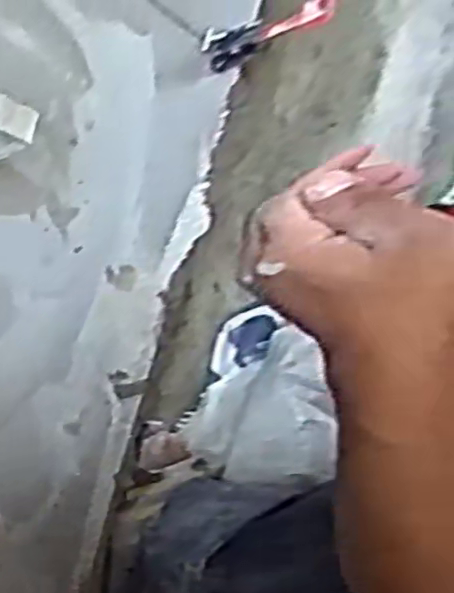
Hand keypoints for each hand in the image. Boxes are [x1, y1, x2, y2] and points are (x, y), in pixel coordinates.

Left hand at [249, 147, 453, 426]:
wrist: (402, 354)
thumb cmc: (409, 296)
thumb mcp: (398, 234)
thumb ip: (354, 204)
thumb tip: (323, 183)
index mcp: (281, 253)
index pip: (284, 202)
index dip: (325, 173)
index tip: (369, 155)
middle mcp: (267, 272)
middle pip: (284, 219)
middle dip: (335, 189)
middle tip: (393, 174)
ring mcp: (281, 288)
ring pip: (296, 237)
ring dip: (341, 210)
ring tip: (396, 194)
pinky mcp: (301, 299)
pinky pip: (308, 256)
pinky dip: (339, 234)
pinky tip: (378, 229)